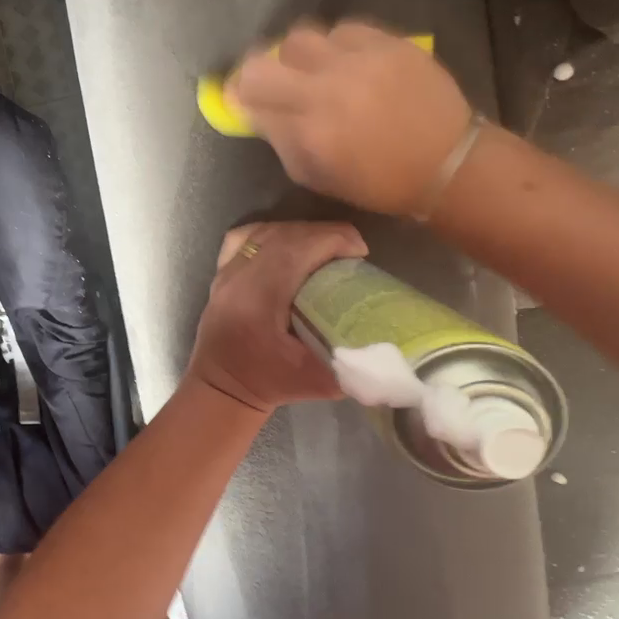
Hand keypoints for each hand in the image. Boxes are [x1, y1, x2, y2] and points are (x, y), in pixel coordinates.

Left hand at [186, 221, 368, 413]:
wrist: (222, 386)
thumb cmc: (269, 384)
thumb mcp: (320, 381)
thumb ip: (356, 363)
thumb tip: (397, 348)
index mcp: (257, 300)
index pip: (294, 250)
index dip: (332, 239)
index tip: (360, 252)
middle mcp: (237, 279)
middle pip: (282, 235)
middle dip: (323, 234)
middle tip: (351, 251)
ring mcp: (224, 273)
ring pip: (264, 231)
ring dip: (301, 232)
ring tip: (328, 248)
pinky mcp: (221, 273)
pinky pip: (245, 237)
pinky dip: (273, 233)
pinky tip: (293, 244)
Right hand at [230, 20, 473, 215]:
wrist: (447, 163)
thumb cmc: (375, 181)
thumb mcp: (315, 174)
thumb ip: (280, 139)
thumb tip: (257, 111)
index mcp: (308, 129)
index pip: (249, 97)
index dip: (237, 96)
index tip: (240, 99)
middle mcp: (327, 89)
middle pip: (262, 61)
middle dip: (254, 72)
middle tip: (265, 80)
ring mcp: (359, 61)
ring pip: (300, 38)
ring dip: (294, 55)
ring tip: (308, 68)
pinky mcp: (388, 44)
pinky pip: (343, 30)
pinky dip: (334, 45)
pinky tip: (344, 61)